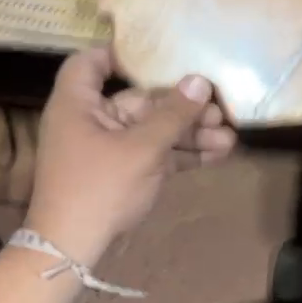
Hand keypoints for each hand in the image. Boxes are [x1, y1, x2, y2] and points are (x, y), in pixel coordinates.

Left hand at [23, 48, 236, 265]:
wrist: (72, 248)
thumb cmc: (100, 187)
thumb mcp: (142, 148)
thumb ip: (174, 114)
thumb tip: (201, 81)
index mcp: (79, 105)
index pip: (89, 64)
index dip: (118, 54)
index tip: (158, 55)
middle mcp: (92, 121)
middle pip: (140, 99)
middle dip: (181, 105)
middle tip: (218, 109)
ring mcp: (110, 149)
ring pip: (154, 129)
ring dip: (190, 133)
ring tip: (229, 137)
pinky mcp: (125, 173)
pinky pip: (158, 154)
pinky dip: (183, 154)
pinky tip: (219, 155)